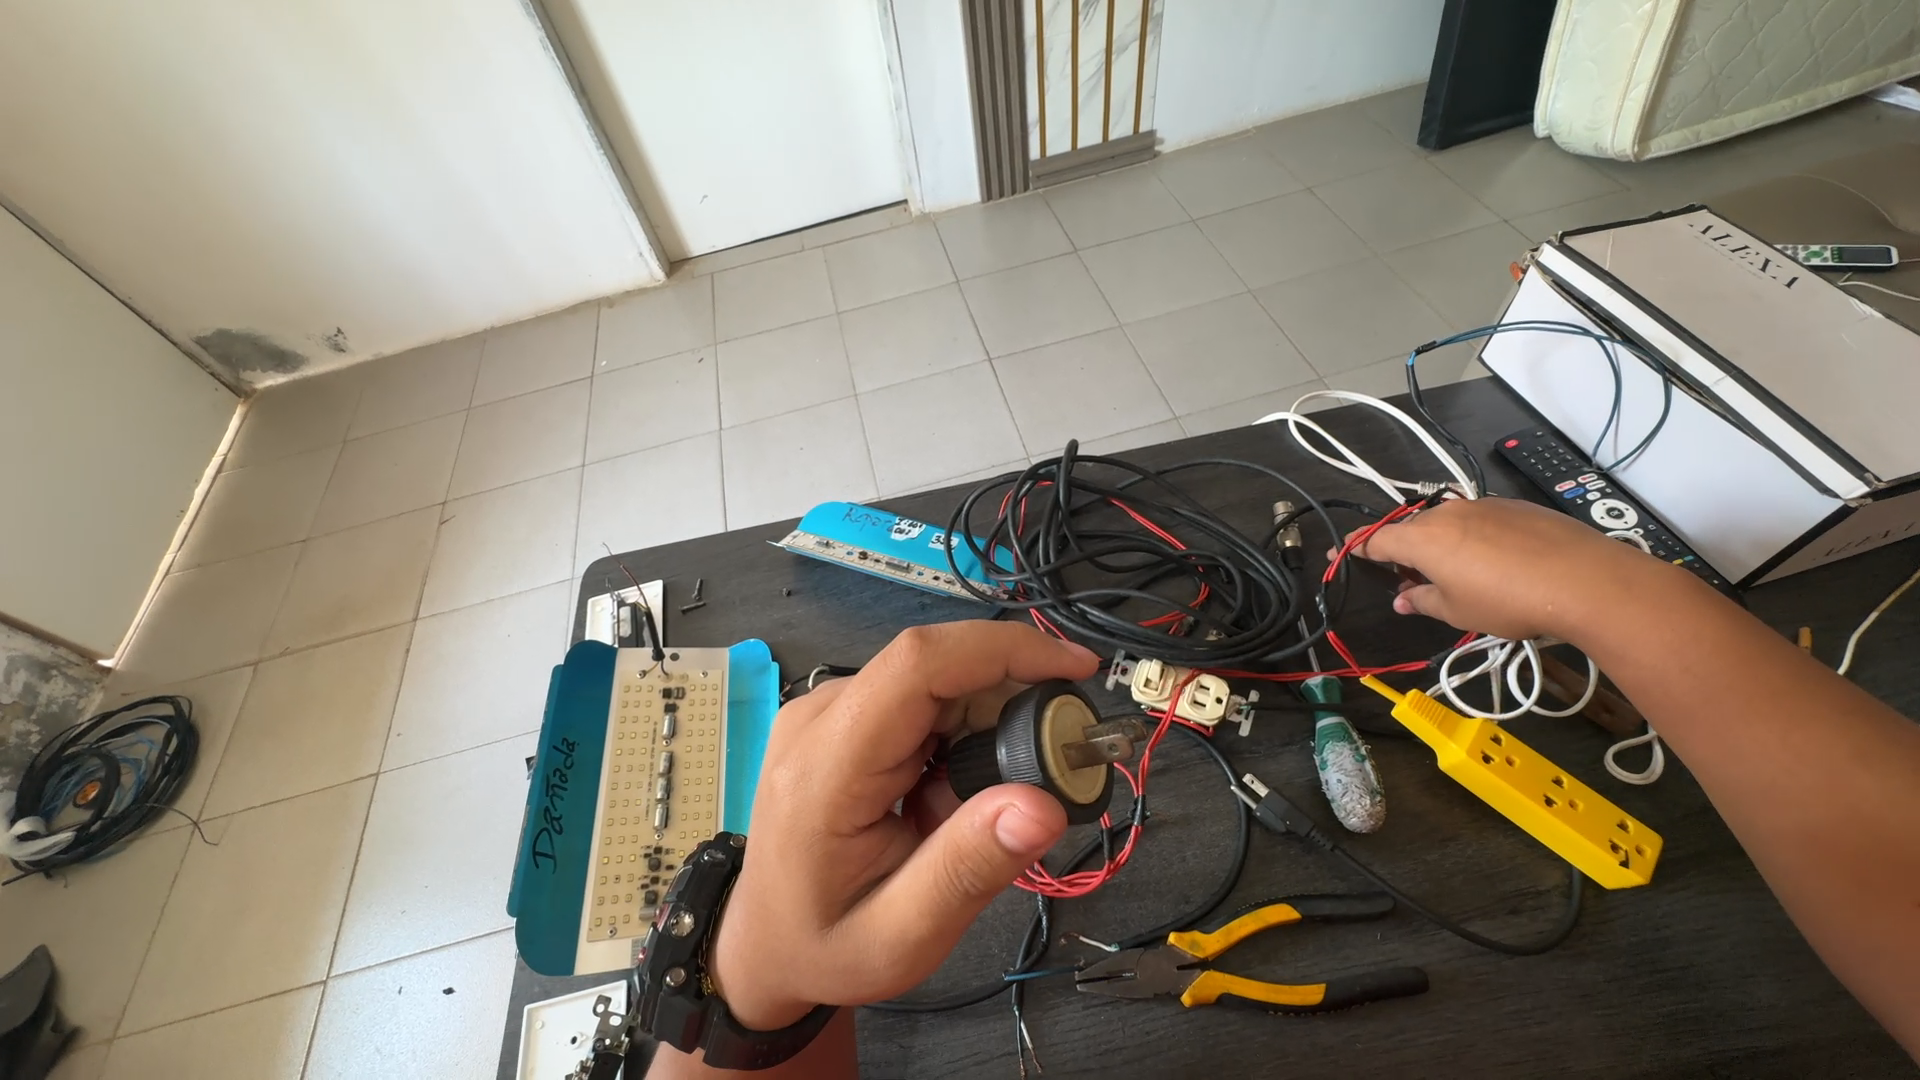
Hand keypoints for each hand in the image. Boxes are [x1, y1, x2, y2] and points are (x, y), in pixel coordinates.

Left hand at [708, 621, 1099, 1028]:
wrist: (764, 941)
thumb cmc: (825, 944)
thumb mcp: (900, 937)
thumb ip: (967, 871)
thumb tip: (1044, 805)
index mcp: (825, 766)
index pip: (918, 666)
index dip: (1001, 650)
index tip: (1075, 670)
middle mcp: (819, 716)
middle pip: (935, 669)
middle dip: (1011, 696)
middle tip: (1056, 757)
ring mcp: (826, 708)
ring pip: (935, 681)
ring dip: (986, 720)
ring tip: (997, 792)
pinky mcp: (842, 713)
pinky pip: (919, 698)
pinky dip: (961, 729)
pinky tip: (960, 785)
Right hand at [1343, 497, 1670, 641]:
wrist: (1588, 581)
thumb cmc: (1508, 601)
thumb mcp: (1457, 611)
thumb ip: (1423, 601)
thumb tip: (1403, 600)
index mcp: (1422, 539)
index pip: (1375, 541)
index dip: (1355, 549)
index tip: (1339, 554)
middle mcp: (1447, 514)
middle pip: (1410, 529)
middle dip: (1401, 551)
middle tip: (1405, 577)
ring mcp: (1484, 506)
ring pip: (1446, 523)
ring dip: (1439, 545)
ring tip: (1453, 573)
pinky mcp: (1518, 508)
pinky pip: (1480, 521)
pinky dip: (1473, 539)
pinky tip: (1493, 562)